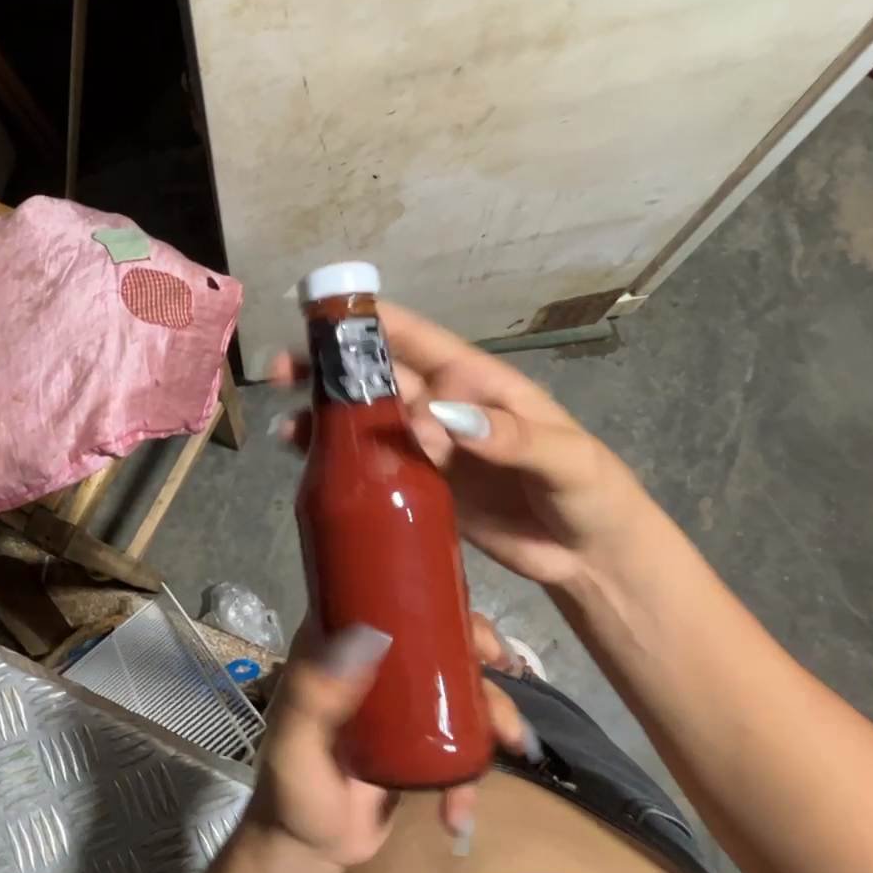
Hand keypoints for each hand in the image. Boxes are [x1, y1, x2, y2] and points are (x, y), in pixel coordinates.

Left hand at [248, 619, 538, 865]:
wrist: (310, 848)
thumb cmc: (292, 785)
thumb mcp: (295, 740)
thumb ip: (316, 694)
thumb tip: (367, 636)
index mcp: (335, 649)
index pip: (382, 603)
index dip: (429, 600)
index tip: (467, 621)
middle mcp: (371, 668)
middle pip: (435, 643)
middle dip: (479, 654)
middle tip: (505, 671)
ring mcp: (400, 707)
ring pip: (458, 691)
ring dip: (494, 712)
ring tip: (511, 743)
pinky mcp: (421, 746)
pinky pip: (460, 744)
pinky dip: (473, 775)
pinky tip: (460, 811)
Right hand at [269, 301, 657, 588]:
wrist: (589, 557)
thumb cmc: (589, 492)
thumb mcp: (565, 458)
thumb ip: (510, 436)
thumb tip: (444, 419)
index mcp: (475, 382)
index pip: (415, 340)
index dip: (369, 322)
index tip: (321, 315)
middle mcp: (440, 406)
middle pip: (375, 377)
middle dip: (328, 367)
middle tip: (282, 369)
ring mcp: (424, 446)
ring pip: (362, 419)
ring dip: (322, 415)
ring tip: (284, 423)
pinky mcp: (415, 485)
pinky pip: (369, 463)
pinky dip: (335, 457)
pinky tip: (305, 457)